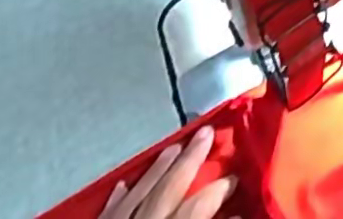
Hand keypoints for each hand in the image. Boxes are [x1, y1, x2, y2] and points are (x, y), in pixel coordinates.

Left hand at [97, 124, 236, 218]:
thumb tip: (236, 212)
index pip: (198, 205)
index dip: (221, 187)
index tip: (238, 177)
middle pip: (167, 188)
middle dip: (189, 159)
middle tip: (207, 131)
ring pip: (136, 194)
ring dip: (156, 170)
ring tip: (173, 147)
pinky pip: (105, 213)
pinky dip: (116, 198)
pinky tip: (122, 184)